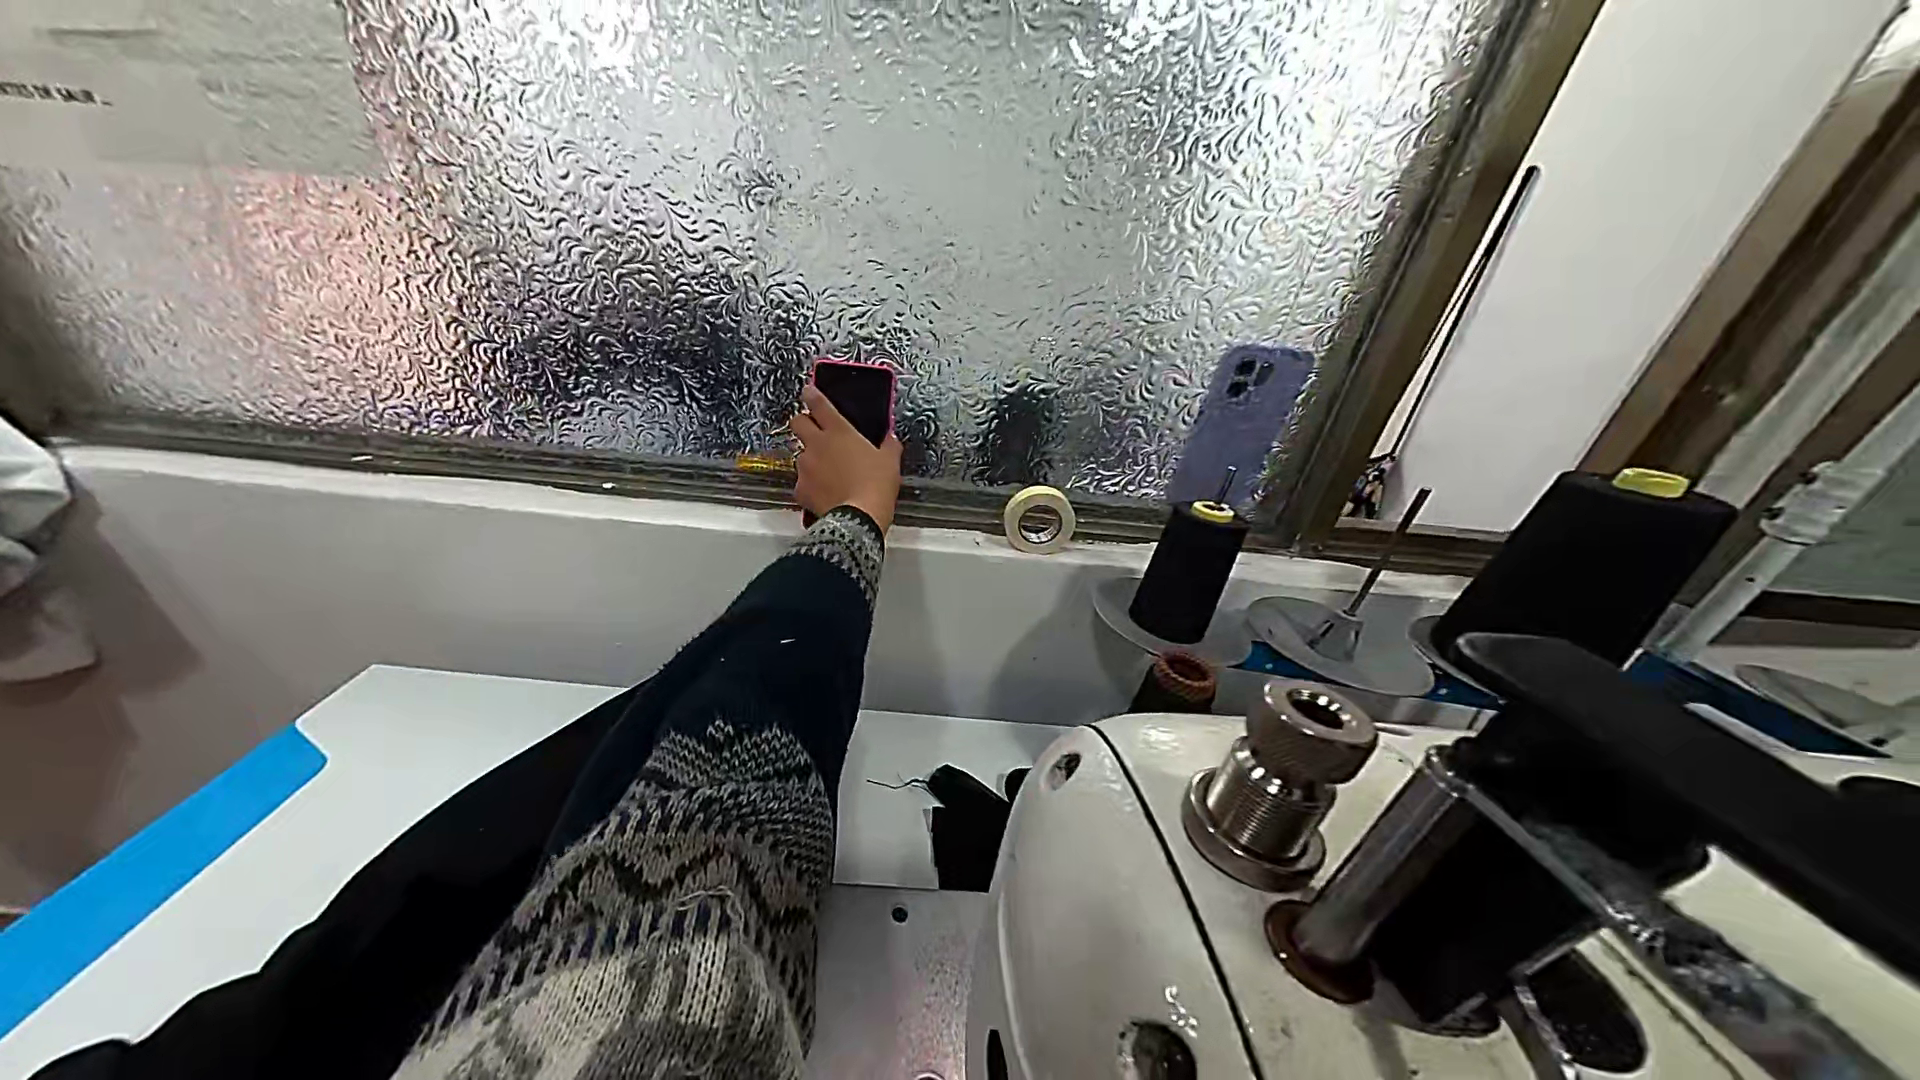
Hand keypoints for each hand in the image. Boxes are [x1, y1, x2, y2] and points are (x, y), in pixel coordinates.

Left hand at [792, 384, 903, 531]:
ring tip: (827, 475)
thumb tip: (890, 438)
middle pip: (797, 423)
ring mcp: (805, 466)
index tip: (808, 392)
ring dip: (811, 460)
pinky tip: (824, 494)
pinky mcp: (800, 489)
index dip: (812, 395)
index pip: (818, 404)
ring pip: (800, 455)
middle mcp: (817, 444)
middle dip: (803, 424)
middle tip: (815, 433)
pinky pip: (802, 484)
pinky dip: (810, 487)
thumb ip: (889, 445)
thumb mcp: (890, 462)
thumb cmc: (876, 485)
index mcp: (839, 431)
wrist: (859, 517)